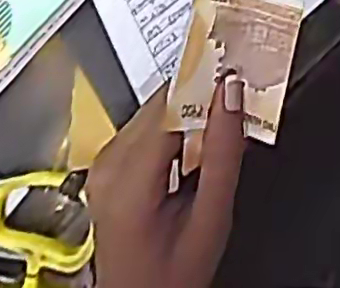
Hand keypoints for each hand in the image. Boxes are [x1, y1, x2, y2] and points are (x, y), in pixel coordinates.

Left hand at [87, 73, 247, 287]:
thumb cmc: (171, 274)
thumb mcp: (210, 218)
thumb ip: (224, 153)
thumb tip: (231, 92)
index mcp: (127, 177)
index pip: (170, 104)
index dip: (205, 84)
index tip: (235, 72)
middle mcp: (108, 160)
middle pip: (162, 102)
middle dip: (200, 96)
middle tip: (235, 94)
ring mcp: (104, 160)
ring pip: (156, 109)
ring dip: (189, 110)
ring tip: (218, 123)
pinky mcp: (108, 161)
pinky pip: (147, 124)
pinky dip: (174, 124)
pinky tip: (194, 144)